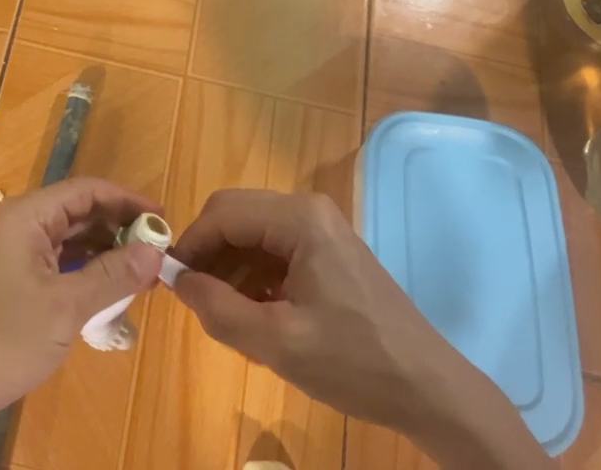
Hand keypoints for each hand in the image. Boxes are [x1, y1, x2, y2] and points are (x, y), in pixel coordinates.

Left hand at [0, 178, 165, 469]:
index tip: (163, 220)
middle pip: (78, 214)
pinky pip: (59, 268)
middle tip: (159, 252)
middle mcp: (20, 227)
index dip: (126, 201)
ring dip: (105, 256)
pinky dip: (86, 277)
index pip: (86, 191)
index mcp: (27, 217)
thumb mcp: (66, 306)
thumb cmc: (3, 336)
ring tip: (143, 276)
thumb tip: (155, 251)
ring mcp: (14, 257)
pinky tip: (112, 297)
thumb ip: (112, 275)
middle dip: (119, 230)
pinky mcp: (13, 286)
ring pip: (70, 243)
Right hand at [171, 189, 550, 468]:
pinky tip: (256, 316)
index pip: (222, 213)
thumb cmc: (354, 362)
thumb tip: (178, 282)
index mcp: (299, 219)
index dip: (190, 244)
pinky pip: (275, 251)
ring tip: (225, 315)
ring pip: (253, 235)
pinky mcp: (329, 252)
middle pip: (236, 217)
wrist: (429, 389)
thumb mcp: (277, 343)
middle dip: (210, 256)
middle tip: (196, 300)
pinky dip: (255, 277)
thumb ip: (219, 309)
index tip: (171, 283)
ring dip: (231, 270)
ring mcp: (322, 230)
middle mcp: (309, 211)